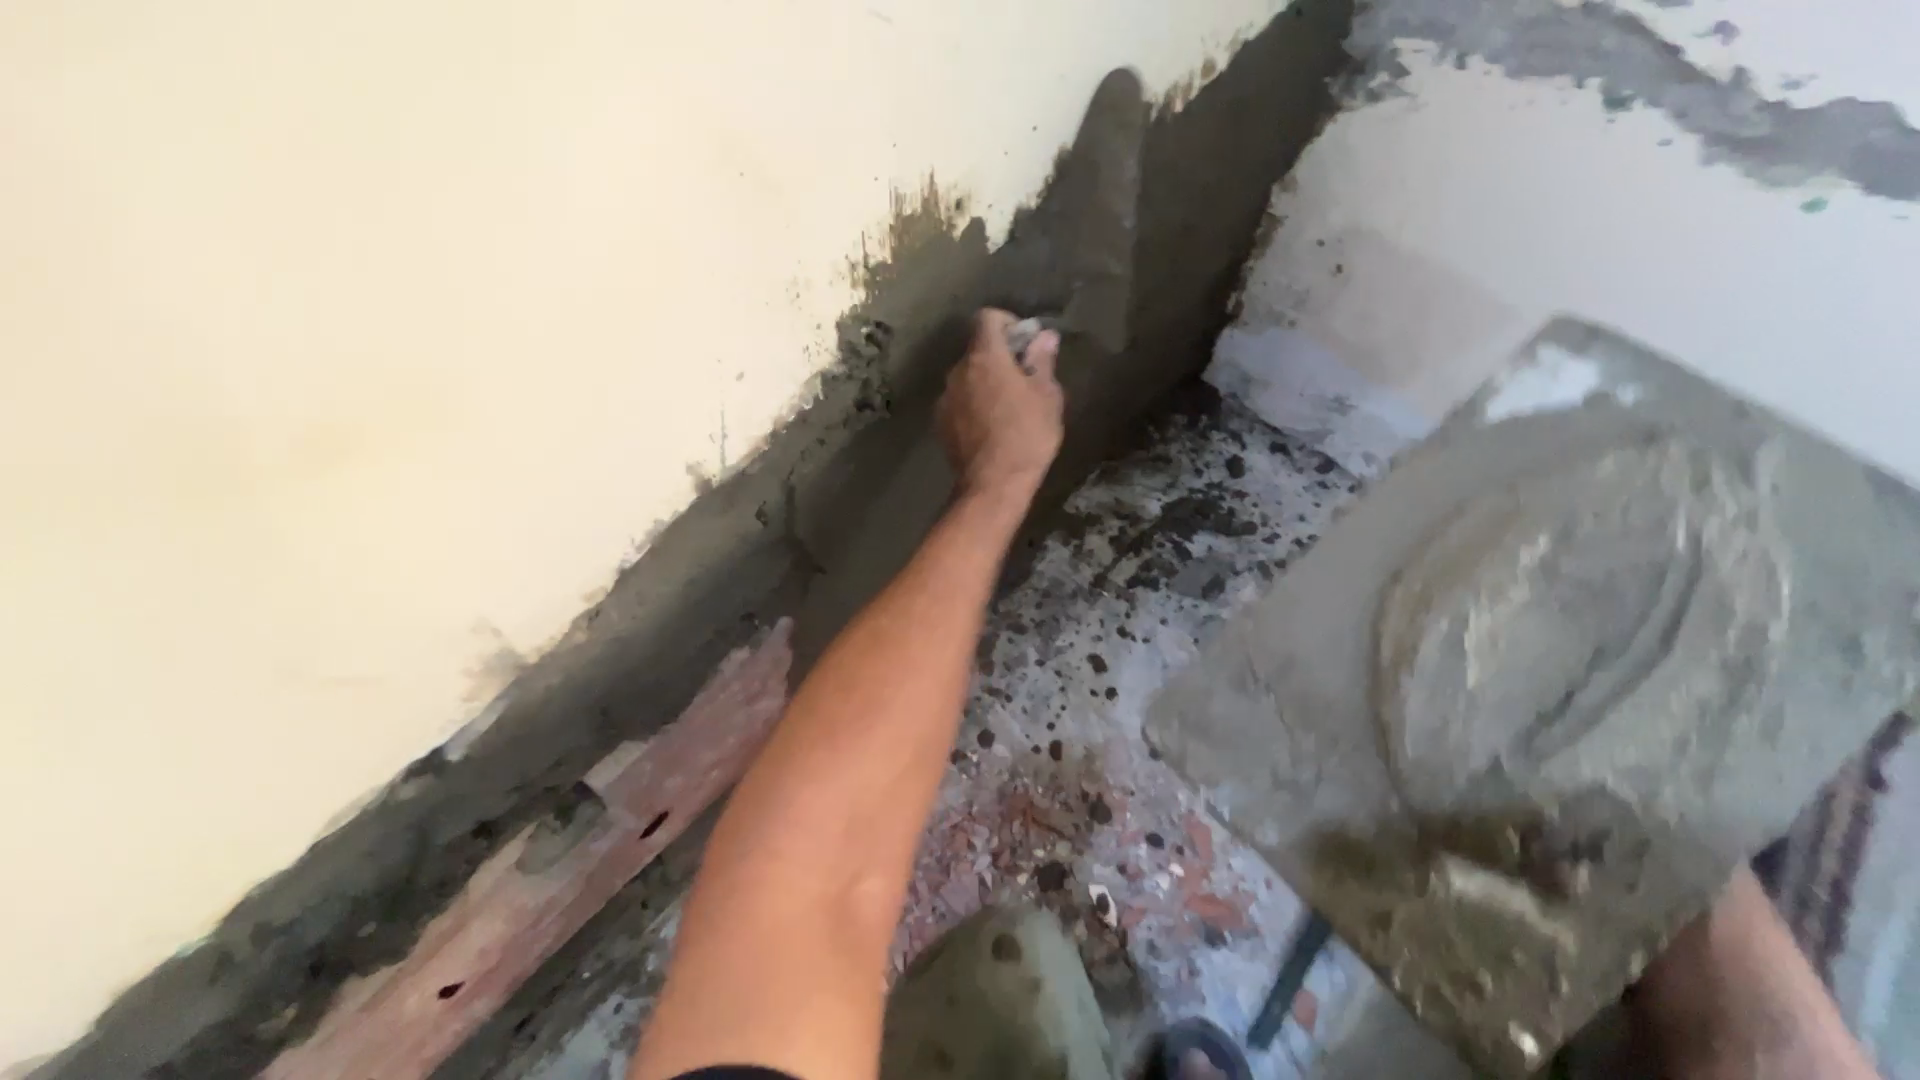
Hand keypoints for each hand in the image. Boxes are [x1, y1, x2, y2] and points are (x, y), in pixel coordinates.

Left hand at [937, 309, 1064, 501]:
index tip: (1025, 343)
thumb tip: (1044, 336)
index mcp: (984, 357)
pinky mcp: (940, 424)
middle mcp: (957, 371)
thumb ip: (1042, 361)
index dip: (1007, 323)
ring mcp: (945, 398)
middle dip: (998, 357)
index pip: (987, 318)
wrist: (993, 484)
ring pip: (967, 378)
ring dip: (984, 382)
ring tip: (1007, 407)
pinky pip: (958, 402)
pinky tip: (991, 427)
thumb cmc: (1027, 435)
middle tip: (1023, 379)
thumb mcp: (1046, 396)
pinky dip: (973, 405)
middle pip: (976, 350)